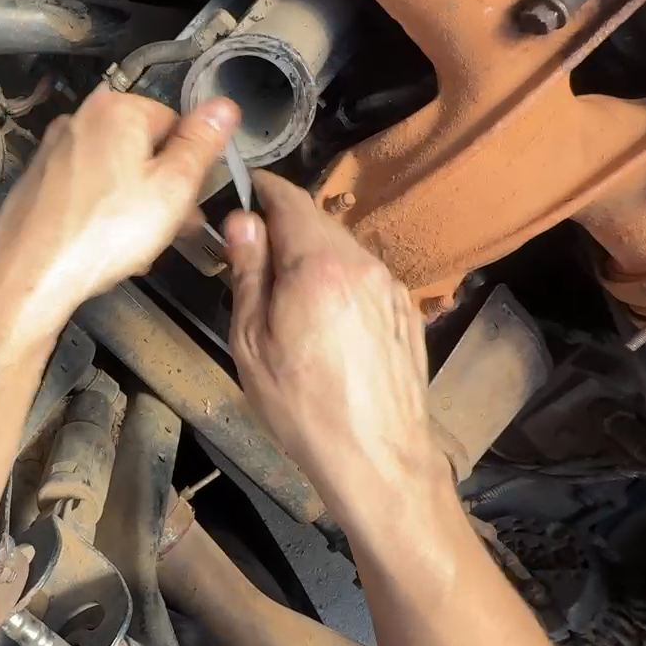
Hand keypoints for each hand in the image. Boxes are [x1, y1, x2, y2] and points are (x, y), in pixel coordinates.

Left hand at [0, 91, 237, 351]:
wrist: (34, 274)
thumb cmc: (101, 235)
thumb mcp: (172, 188)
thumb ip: (200, 144)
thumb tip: (223, 108)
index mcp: (116, 110)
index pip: (174, 123)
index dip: (189, 166)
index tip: (191, 198)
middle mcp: (78, 121)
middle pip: (140, 149)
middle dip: (160, 188)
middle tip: (171, 228)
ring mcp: (53, 153)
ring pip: (111, 173)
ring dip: (131, 205)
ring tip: (137, 246)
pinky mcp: (37, 184)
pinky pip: (83, 192)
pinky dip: (98, 213)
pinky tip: (104, 245)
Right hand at [222, 172, 442, 530]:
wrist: (375, 455)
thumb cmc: (299, 403)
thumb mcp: (251, 341)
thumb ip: (248, 273)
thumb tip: (241, 220)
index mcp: (318, 264)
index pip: (290, 199)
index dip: (262, 189)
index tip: (240, 193)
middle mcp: (361, 263)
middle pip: (317, 222)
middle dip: (283, 228)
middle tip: (251, 256)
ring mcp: (390, 287)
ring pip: (342, 250)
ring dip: (311, 256)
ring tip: (285, 296)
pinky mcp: (405, 311)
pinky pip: (363, 278)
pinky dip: (337, 281)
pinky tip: (322, 322)